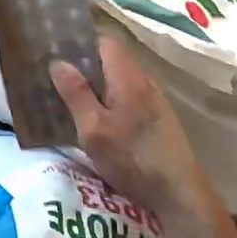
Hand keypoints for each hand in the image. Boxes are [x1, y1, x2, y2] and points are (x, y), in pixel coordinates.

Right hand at [51, 36, 219, 225]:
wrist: (180, 196)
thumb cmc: (133, 159)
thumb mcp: (93, 129)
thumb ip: (76, 94)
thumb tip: (58, 62)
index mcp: (129, 78)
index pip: (106, 41)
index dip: (82, 41)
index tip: (57, 49)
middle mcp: (145, 83)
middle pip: (112, 61)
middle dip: (85, 66)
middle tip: (55, 78)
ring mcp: (155, 103)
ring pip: (120, 82)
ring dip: (96, 87)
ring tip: (70, 100)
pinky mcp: (159, 123)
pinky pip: (128, 100)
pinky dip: (109, 103)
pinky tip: (97, 123)